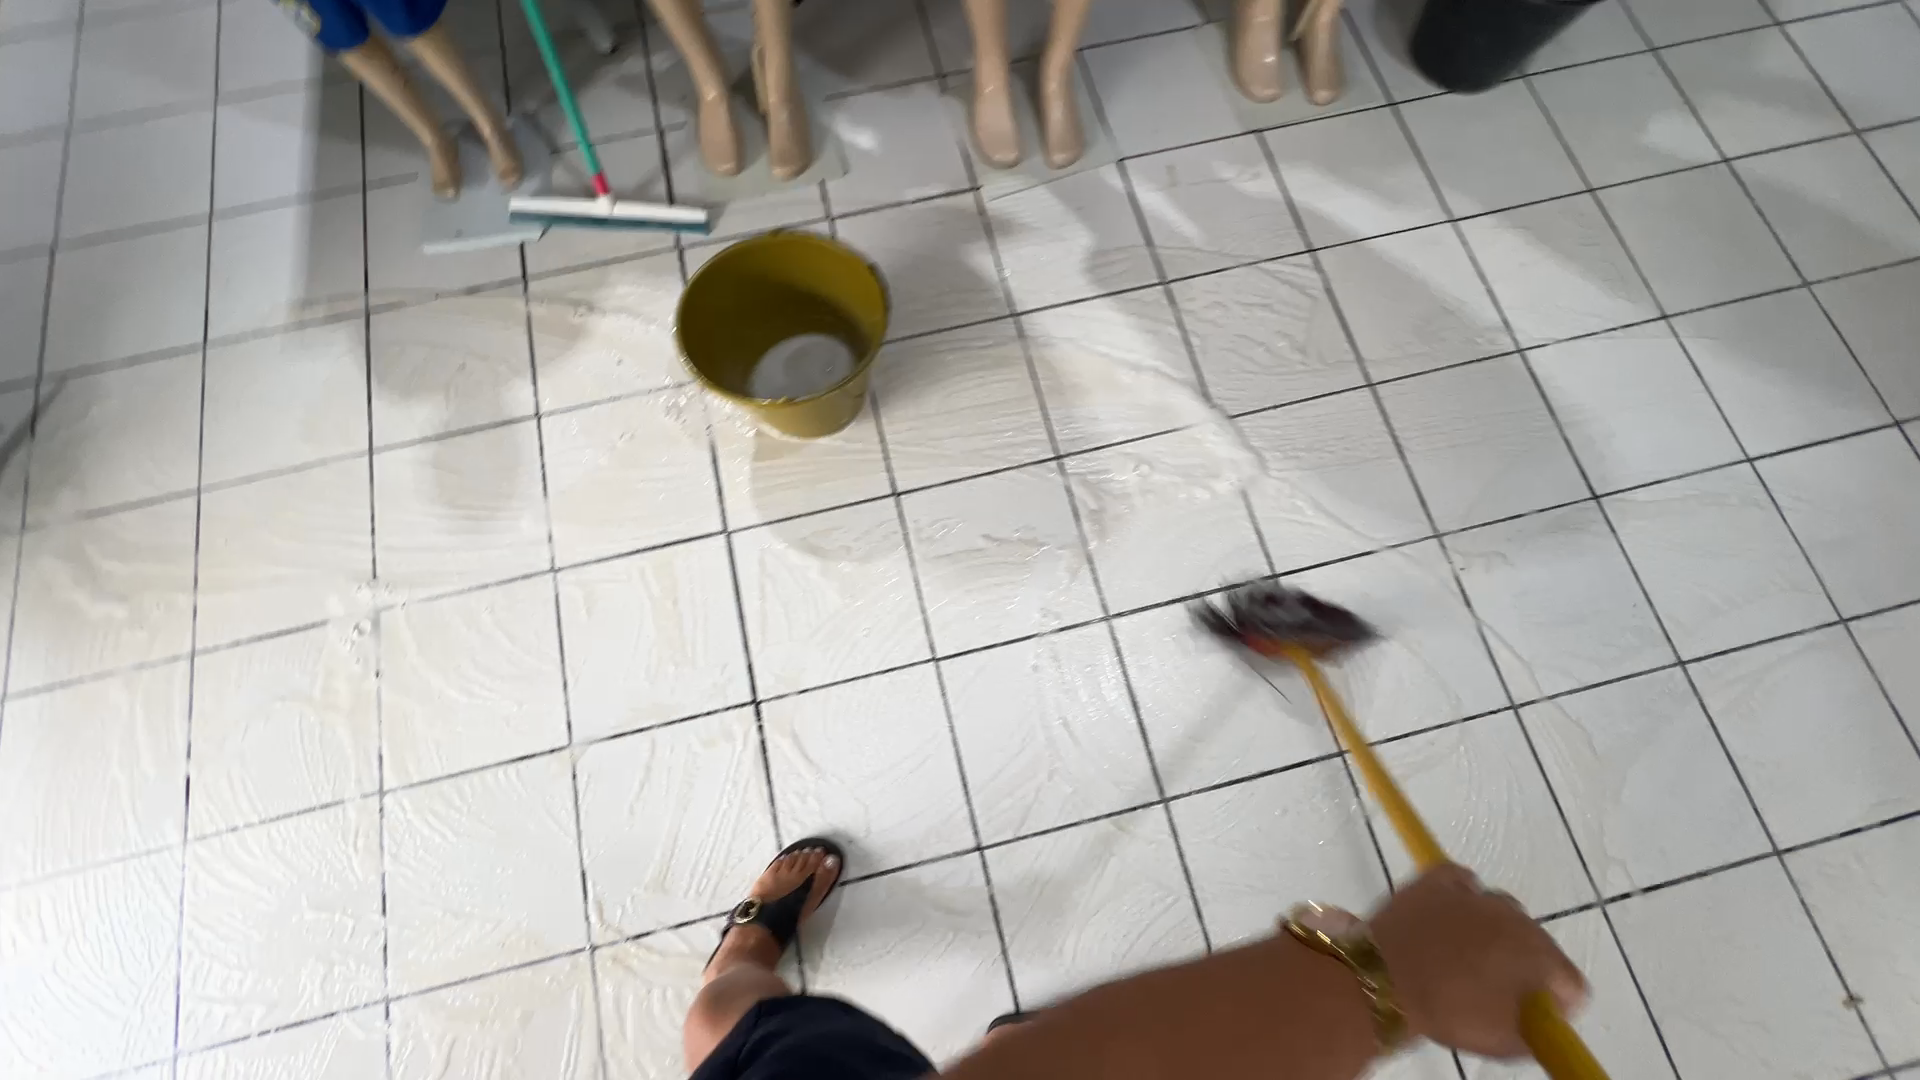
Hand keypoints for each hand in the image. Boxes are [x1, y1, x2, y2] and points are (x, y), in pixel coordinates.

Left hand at [1368, 864, 1587, 1058]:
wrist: (1383, 976)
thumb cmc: (1449, 1010)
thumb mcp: (1506, 1042)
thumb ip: (1536, 1032)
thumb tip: (1538, 1022)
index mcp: (1538, 955)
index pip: (1570, 983)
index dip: (1556, 1003)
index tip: (1533, 1016)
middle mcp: (1512, 916)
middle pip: (1535, 942)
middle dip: (1524, 964)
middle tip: (1495, 987)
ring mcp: (1471, 893)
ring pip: (1500, 909)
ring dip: (1493, 929)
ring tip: (1466, 953)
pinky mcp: (1434, 879)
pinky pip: (1462, 880)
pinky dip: (1462, 895)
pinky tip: (1451, 913)